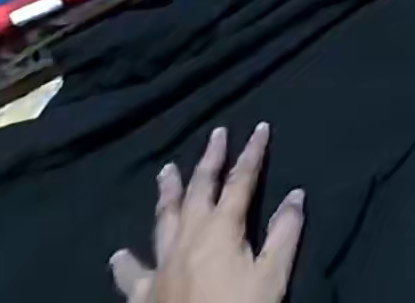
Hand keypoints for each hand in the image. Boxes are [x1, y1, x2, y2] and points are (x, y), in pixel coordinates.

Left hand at [111, 124, 304, 302]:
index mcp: (221, 228)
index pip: (241, 180)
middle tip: (216, 134)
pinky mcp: (142, 296)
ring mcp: (162, 265)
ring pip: (164, 218)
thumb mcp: (272, 279)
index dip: (252, 153)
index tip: (260, 128)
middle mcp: (189, 236)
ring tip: (166, 170)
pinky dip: (126, 264)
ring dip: (168, 192)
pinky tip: (118, 257)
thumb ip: (285, 234)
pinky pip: (132, 276)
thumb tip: (296, 194)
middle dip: (211, 159)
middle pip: (201, 187)